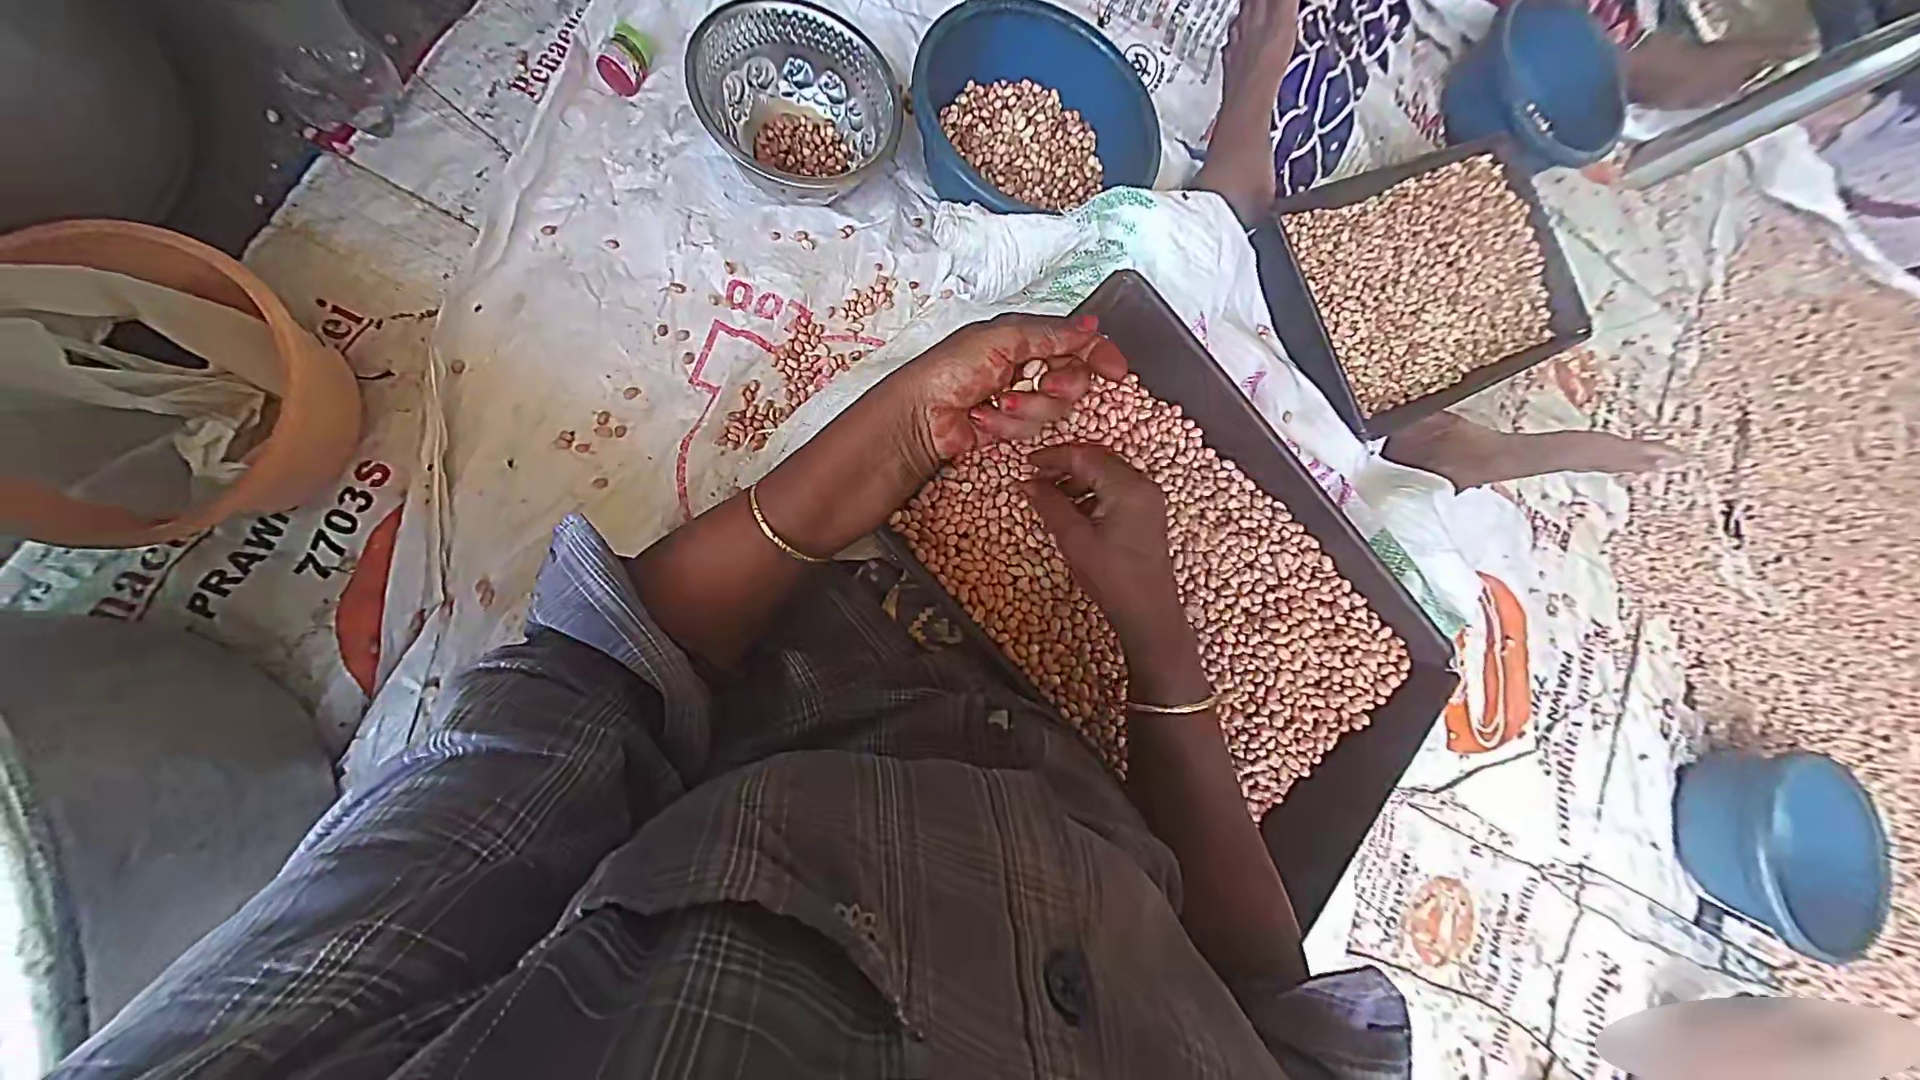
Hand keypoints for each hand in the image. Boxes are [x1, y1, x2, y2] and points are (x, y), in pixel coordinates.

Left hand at [888, 313, 1128, 474]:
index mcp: (1026, 339)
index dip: (1098, 356)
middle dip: (1058, 388)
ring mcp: (1019, 400)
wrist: (920, 414)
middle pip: (1072, 382)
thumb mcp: (1002, 339)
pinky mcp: (1009, 428)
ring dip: (1024, 410)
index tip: (1116, 370)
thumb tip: (1090, 328)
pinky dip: (1006, 426)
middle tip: (1039, 386)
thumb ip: (1049, 335)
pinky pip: (1029, 430)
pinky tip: (982, 419)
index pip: (1075, 345)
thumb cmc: (950, 369)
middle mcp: (1026, 369)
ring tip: (995, 404)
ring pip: (1052, 411)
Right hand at [1021, 444, 1189, 651]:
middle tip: (1036, 476)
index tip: (1026, 462)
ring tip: (1049, 495)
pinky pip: (1115, 489)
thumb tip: (1027, 483)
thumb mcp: (1074, 538)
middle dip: (1065, 465)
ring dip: (1077, 478)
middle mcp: (1142, 484)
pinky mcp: (1146, 512)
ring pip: (1106, 473)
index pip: (1085, 456)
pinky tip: (1072, 509)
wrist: (1147, 612)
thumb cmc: (1111, 577)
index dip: (1053, 456)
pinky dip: (1091, 492)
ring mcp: (1147, 498)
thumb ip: (1050, 504)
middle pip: (1098, 459)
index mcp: (1128, 487)